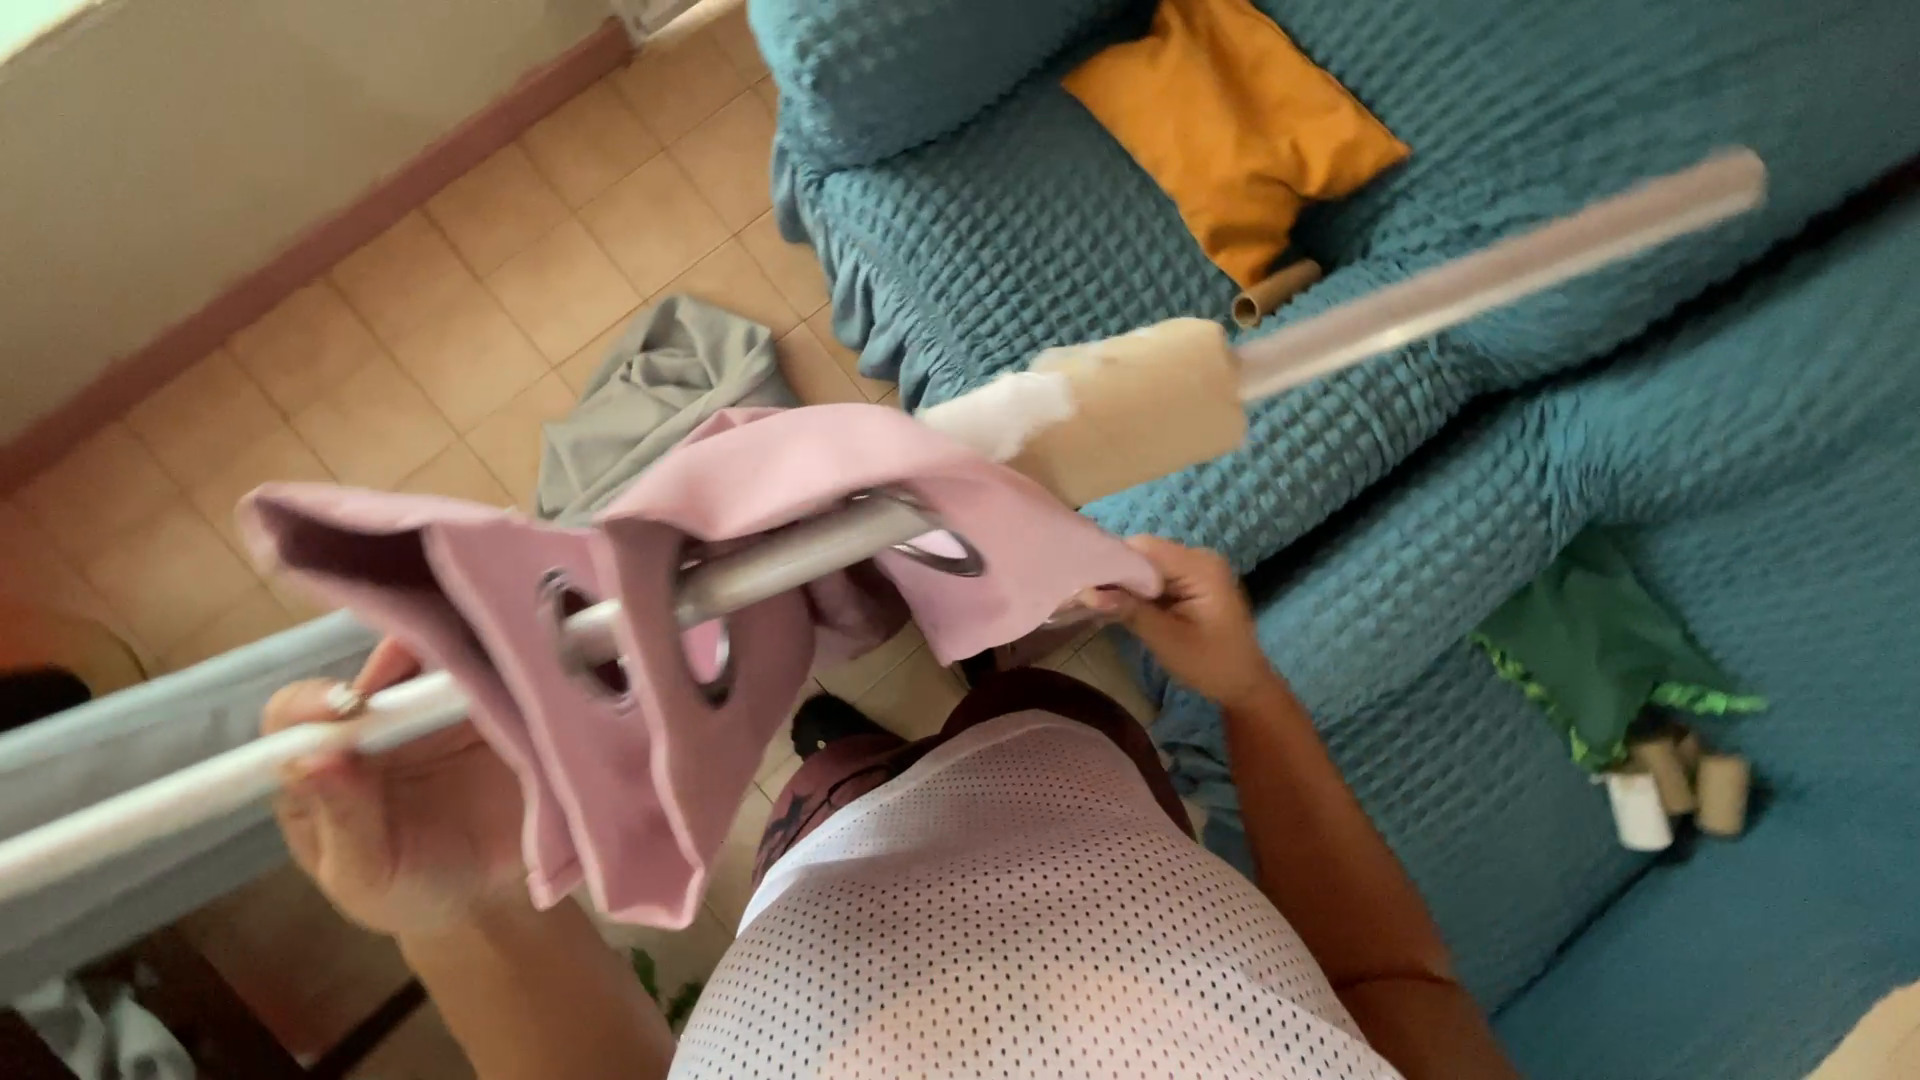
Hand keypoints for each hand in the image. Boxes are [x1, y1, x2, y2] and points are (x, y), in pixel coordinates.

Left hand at [264, 639, 526, 938]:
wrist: (494, 897)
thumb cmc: (412, 889)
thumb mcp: (365, 873)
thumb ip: (342, 819)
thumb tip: (311, 760)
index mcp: (334, 760)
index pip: (301, 713)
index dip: (316, 701)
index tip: (345, 708)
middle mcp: (389, 722)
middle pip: (385, 667)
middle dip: (405, 651)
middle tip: (427, 654)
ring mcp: (452, 711)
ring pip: (451, 659)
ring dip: (468, 643)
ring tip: (488, 646)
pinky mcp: (509, 710)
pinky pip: (510, 679)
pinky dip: (518, 663)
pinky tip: (532, 663)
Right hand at [1083, 536, 1282, 710]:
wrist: (1244, 685)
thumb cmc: (1210, 664)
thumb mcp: (1166, 639)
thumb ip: (1128, 610)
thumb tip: (1085, 592)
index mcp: (1200, 566)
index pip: (1144, 547)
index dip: (1113, 561)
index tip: (1086, 584)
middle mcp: (1199, 558)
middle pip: (1144, 552)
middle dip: (1117, 572)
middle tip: (1090, 596)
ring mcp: (1196, 568)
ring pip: (1147, 563)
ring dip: (1126, 582)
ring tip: (1102, 601)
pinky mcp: (1191, 581)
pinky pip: (1156, 575)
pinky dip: (1138, 589)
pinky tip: (1123, 605)